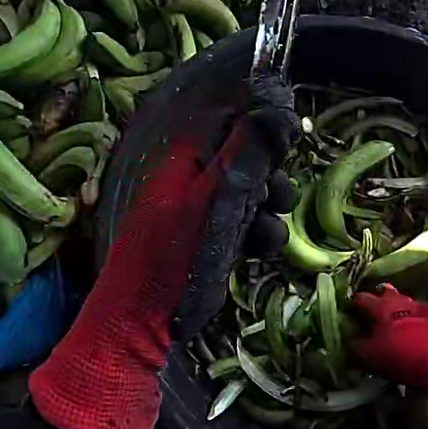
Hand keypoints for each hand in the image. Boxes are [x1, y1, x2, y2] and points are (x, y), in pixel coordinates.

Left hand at [30, 80, 296, 428]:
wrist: (141, 322)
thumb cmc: (172, 259)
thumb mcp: (213, 200)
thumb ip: (245, 153)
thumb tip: (278, 106)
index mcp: (183, 156)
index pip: (232, 118)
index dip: (262, 129)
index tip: (286, 145)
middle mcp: (191, 174)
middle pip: (246, 156)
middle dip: (267, 177)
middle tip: (274, 198)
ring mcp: (200, 205)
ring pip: (250, 190)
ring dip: (266, 209)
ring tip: (263, 234)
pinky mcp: (209, 234)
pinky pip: (243, 219)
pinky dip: (255, 232)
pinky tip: (257, 251)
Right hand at [351, 286, 427, 406]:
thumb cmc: (399, 355)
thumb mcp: (370, 356)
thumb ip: (355, 346)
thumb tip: (347, 341)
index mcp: (380, 306)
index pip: (361, 298)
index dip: (353, 303)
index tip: (348, 308)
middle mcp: (400, 300)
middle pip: (385, 292)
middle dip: (378, 297)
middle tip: (373, 308)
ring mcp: (420, 307)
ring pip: (405, 300)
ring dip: (398, 306)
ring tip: (394, 318)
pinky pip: (422, 313)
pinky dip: (416, 317)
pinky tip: (415, 326)